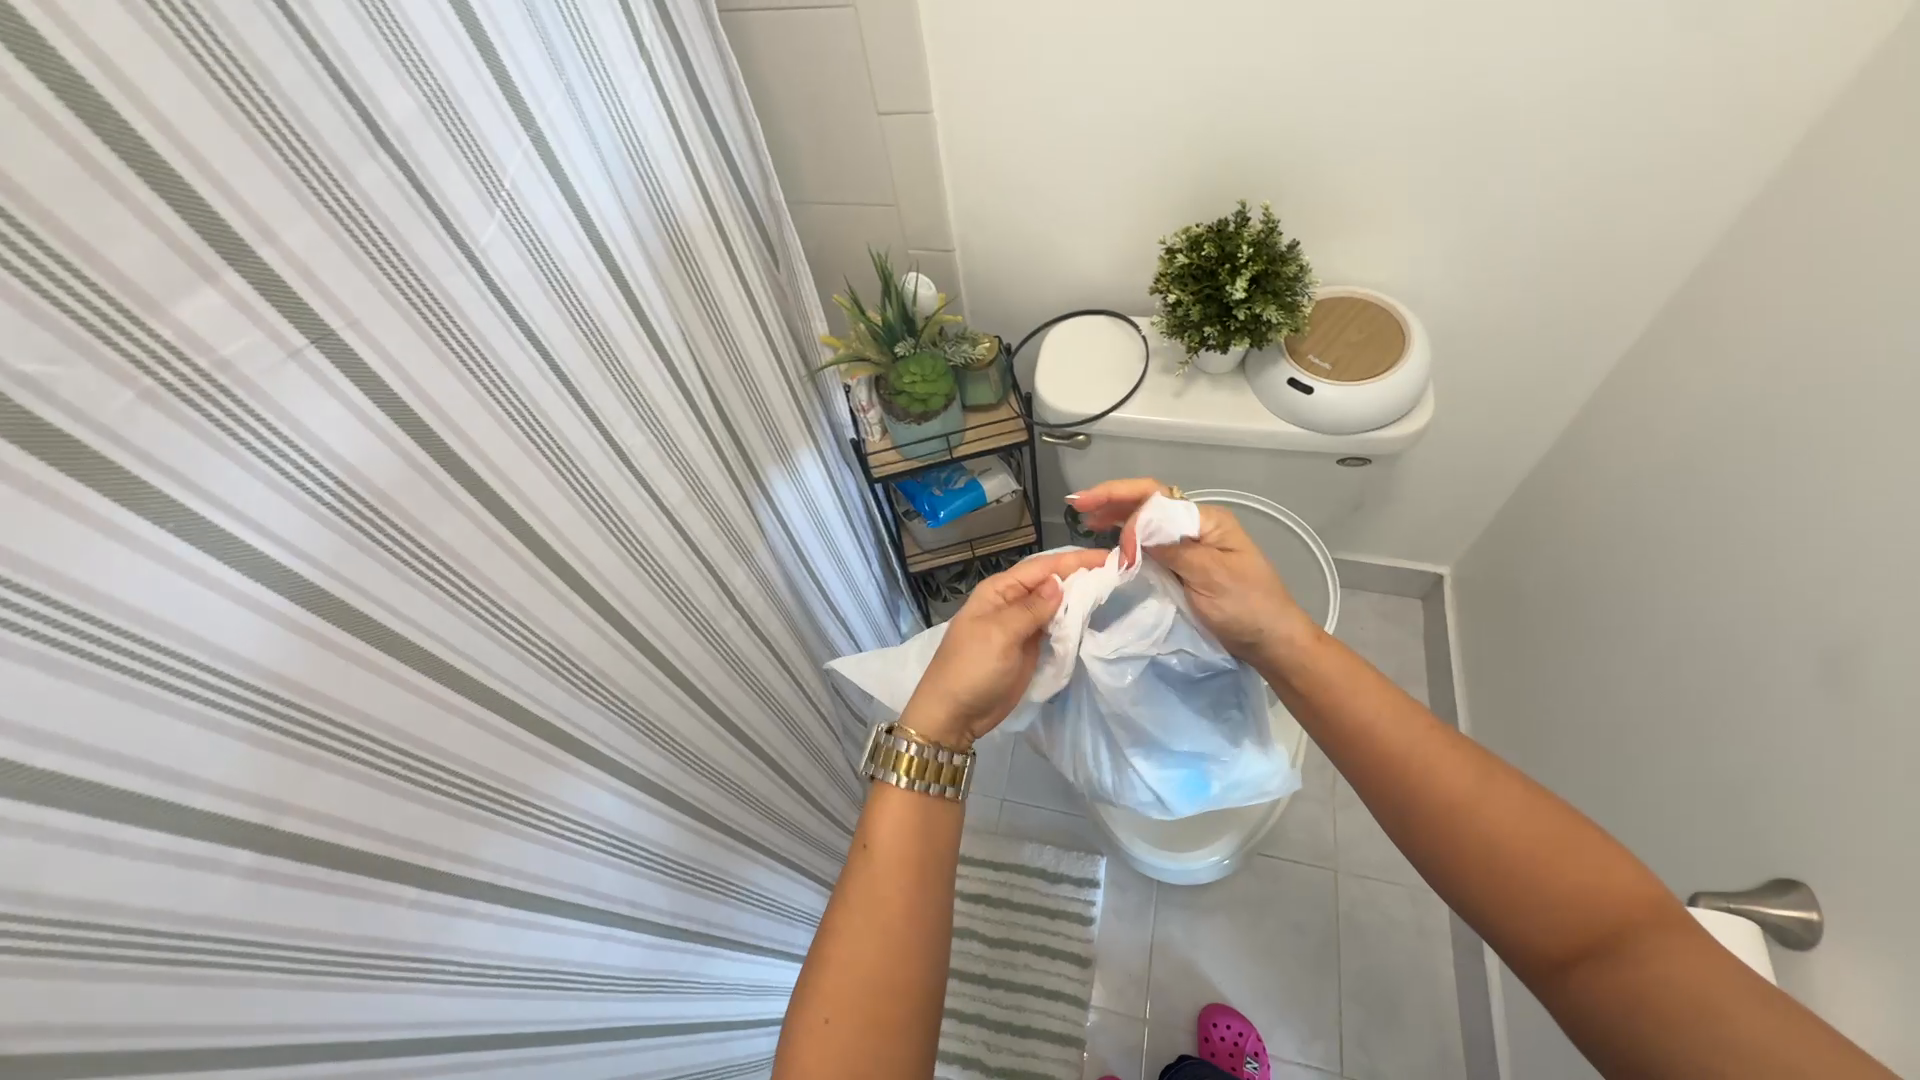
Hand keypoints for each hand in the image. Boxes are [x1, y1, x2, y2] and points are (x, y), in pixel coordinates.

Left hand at [900, 547, 1110, 744]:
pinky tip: (1092, 616)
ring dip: (1080, 598)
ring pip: (1055, 604)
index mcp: (999, 591)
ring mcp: (1021, 626)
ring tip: (1113, 589)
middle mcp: (1011, 602)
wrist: (954, 714)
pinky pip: (1055, 628)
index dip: (1076, 560)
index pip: (1043, 567)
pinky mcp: (1029, 648)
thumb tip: (1059, 583)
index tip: (1111, 556)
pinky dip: (1073, 622)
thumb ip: (1031, 608)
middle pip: (1051, 582)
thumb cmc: (971, 669)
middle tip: (1120, 571)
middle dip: (1082, 575)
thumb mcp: (1000, 635)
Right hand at [1068, 478, 1318, 667]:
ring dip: (1116, 518)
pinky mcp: (1184, 568)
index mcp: (1206, 520)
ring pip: (1146, 523)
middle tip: (1076, 505)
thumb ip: (1172, 549)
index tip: (1103, 529)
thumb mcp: (1211, 576)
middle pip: (1148, 503)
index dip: (1124, 506)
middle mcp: (1195, 527)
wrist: (1271, 643)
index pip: (1157, 498)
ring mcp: (1190, 547)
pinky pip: (1151, 546)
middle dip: (1112, 501)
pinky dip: (1127, 541)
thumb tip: (1134, 531)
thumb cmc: (1248, 607)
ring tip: (1085, 519)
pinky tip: (1109, 544)